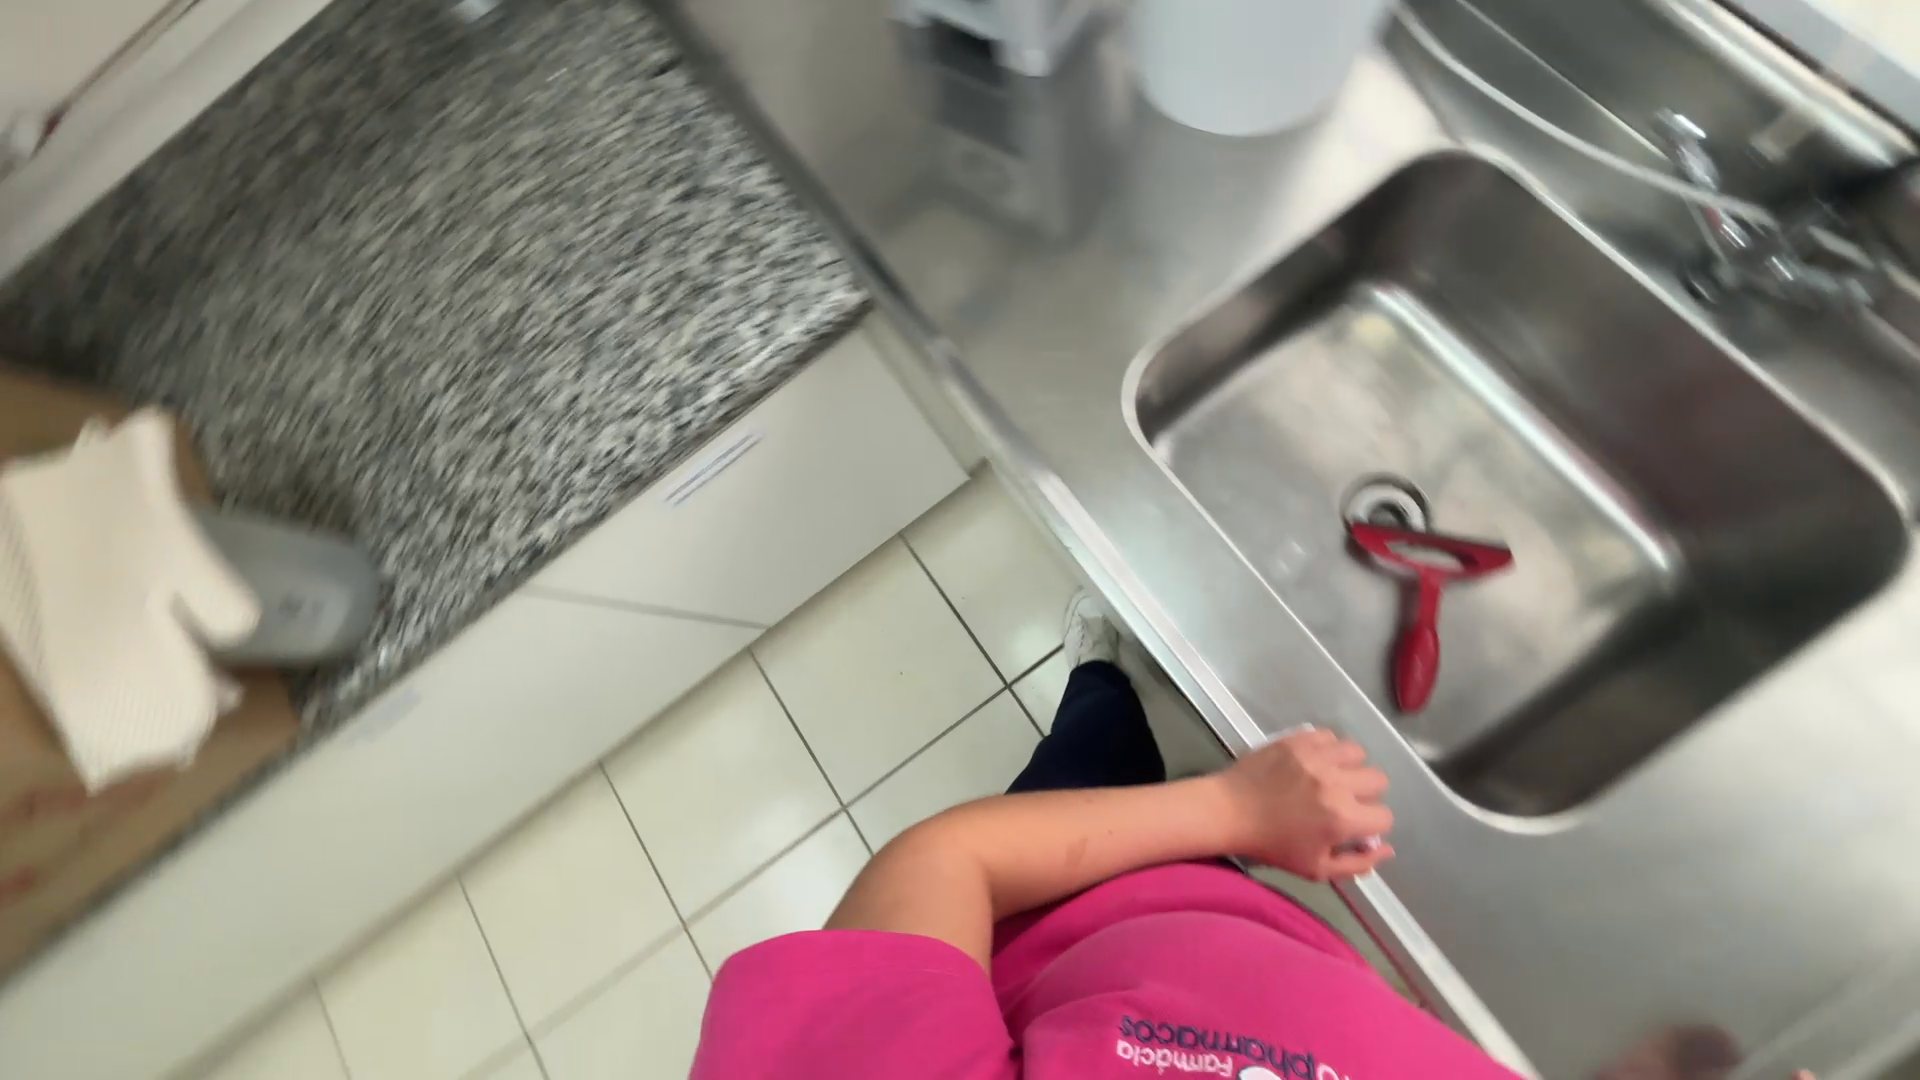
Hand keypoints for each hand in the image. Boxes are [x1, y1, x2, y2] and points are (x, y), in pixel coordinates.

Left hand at [1215, 729, 1393, 879]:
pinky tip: (1315, 760)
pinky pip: (1328, 735)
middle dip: (1367, 793)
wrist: (1228, 811)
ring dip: (1350, 766)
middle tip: (1344, 800)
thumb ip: (1358, 864)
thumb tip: (1385, 848)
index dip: (1371, 824)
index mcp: (1342, 817)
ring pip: (1357, 752)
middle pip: (1378, 779)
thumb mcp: (1317, 869)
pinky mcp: (1295, 740)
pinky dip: (1328, 747)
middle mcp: (1334, 783)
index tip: (1353, 825)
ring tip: (1332, 776)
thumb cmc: (1271, 844)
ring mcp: (1315, 757)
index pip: (1385, 816)